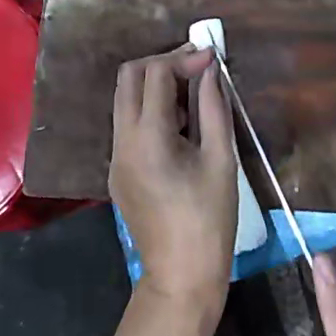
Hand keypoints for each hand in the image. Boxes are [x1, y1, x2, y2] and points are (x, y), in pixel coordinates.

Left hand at [110, 46, 237, 302]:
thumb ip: (214, 108)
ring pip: (124, 99)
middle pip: (129, 77)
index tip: (211, 59)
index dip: (183, 59)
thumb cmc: (210, 220)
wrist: (180, 276)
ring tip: (193, 100)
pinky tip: (180, 128)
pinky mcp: (116, 170)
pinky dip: (149, 111)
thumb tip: (210, 70)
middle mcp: (122, 140)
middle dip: (161, 64)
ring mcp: (114, 156)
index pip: (155, 73)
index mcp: (148, 136)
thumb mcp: (221, 160)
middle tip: (196, 70)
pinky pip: (127, 124)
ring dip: (154, 86)